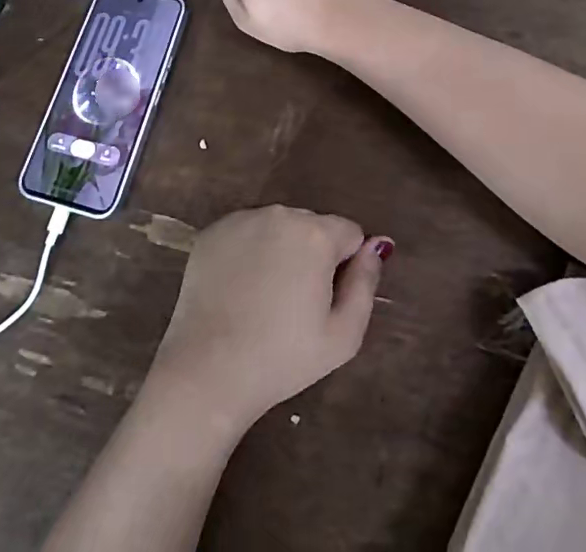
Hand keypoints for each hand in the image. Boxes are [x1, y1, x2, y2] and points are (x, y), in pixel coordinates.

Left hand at [148, 206, 391, 428]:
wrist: (207, 371)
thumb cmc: (283, 357)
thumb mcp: (344, 334)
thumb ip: (367, 282)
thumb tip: (377, 246)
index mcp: (315, 233)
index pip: (350, 233)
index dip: (345, 266)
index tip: (326, 299)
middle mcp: (279, 214)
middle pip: (313, 226)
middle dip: (313, 253)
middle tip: (296, 302)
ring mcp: (241, 220)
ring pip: (279, 227)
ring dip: (281, 249)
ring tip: (265, 297)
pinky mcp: (212, 232)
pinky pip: (246, 232)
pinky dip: (250, 251)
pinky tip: (240, 288)